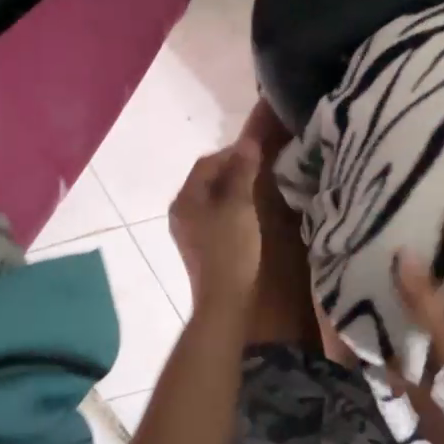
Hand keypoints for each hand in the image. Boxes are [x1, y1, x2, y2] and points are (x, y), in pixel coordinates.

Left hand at [167, 139, 262, 315]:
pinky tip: (250, 213)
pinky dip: (232, 207)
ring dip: (233, 188)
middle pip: (207, 180)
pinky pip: (216, 215)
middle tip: (261, 167)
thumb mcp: (239, 205)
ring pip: (212, 198)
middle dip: (233, 169)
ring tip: (259, 187)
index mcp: (185, 199)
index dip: (232, 152)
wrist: (225, 302)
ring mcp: (190, 231)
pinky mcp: (202, 247)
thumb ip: (242, 172)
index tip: (258, 152)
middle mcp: (182, 212)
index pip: (206, 163)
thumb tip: (247, 141)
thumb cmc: (231, 249)